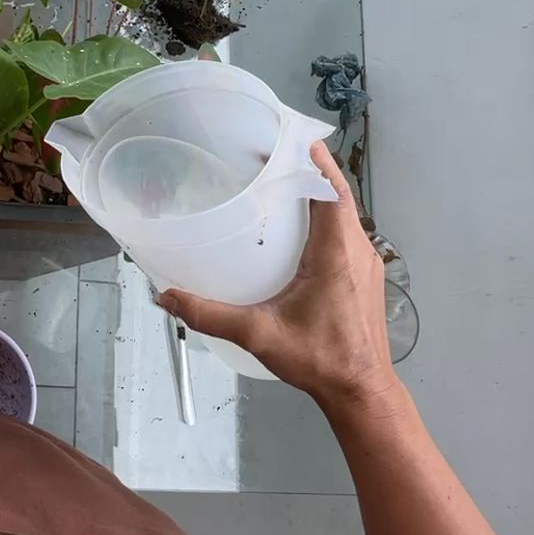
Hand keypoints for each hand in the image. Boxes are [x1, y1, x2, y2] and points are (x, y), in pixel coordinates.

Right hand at [158, 142, 398, 411]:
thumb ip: (209, 315)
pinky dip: (328, 220)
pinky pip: (348, 235)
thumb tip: (166, 297)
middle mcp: (358, 252)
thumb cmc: (319, 359)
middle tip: (278, 159)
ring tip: (286, 187)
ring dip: (321, 197)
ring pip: (347, 217)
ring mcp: (367, 266)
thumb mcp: (258, 335)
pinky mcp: (366, 280)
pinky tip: (301, 231)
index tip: (293, 141)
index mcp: (337, 254)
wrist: (363, 393)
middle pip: (340, 199)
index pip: (331, 193)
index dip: (315, 164)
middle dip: (313, 173)